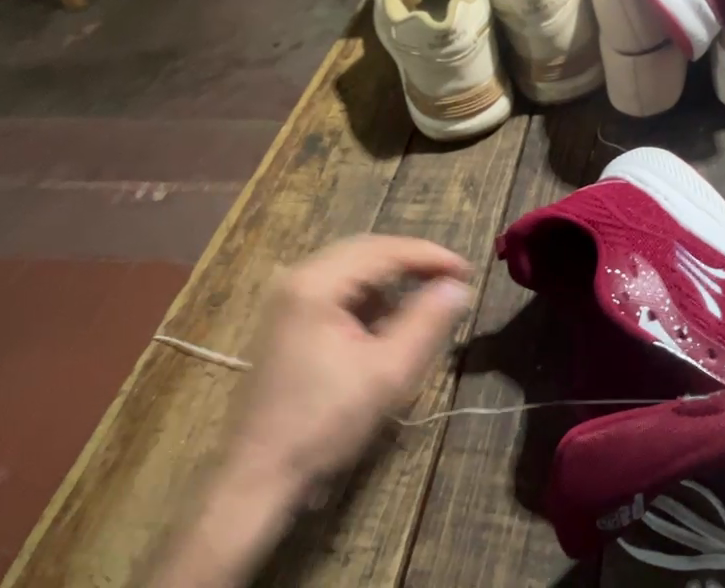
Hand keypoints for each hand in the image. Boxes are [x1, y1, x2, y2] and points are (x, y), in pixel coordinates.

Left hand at [231, 234, 474, 485]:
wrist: (257, 475)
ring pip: (351, 271)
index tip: (467, 271)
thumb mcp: (388, 372)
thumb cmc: (323, 423)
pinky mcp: (285, 321)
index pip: (384, 250)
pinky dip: (368, 299)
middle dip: (411, 264)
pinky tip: (388, 323)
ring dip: (390, 281)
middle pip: (365, 252)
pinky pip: (336, 292)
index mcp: (316, 284)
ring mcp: (286, 300)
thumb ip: (427, 323)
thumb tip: (458, 287)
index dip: (430, 256)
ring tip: (426, 301)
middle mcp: (297, 279)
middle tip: (451, 280)